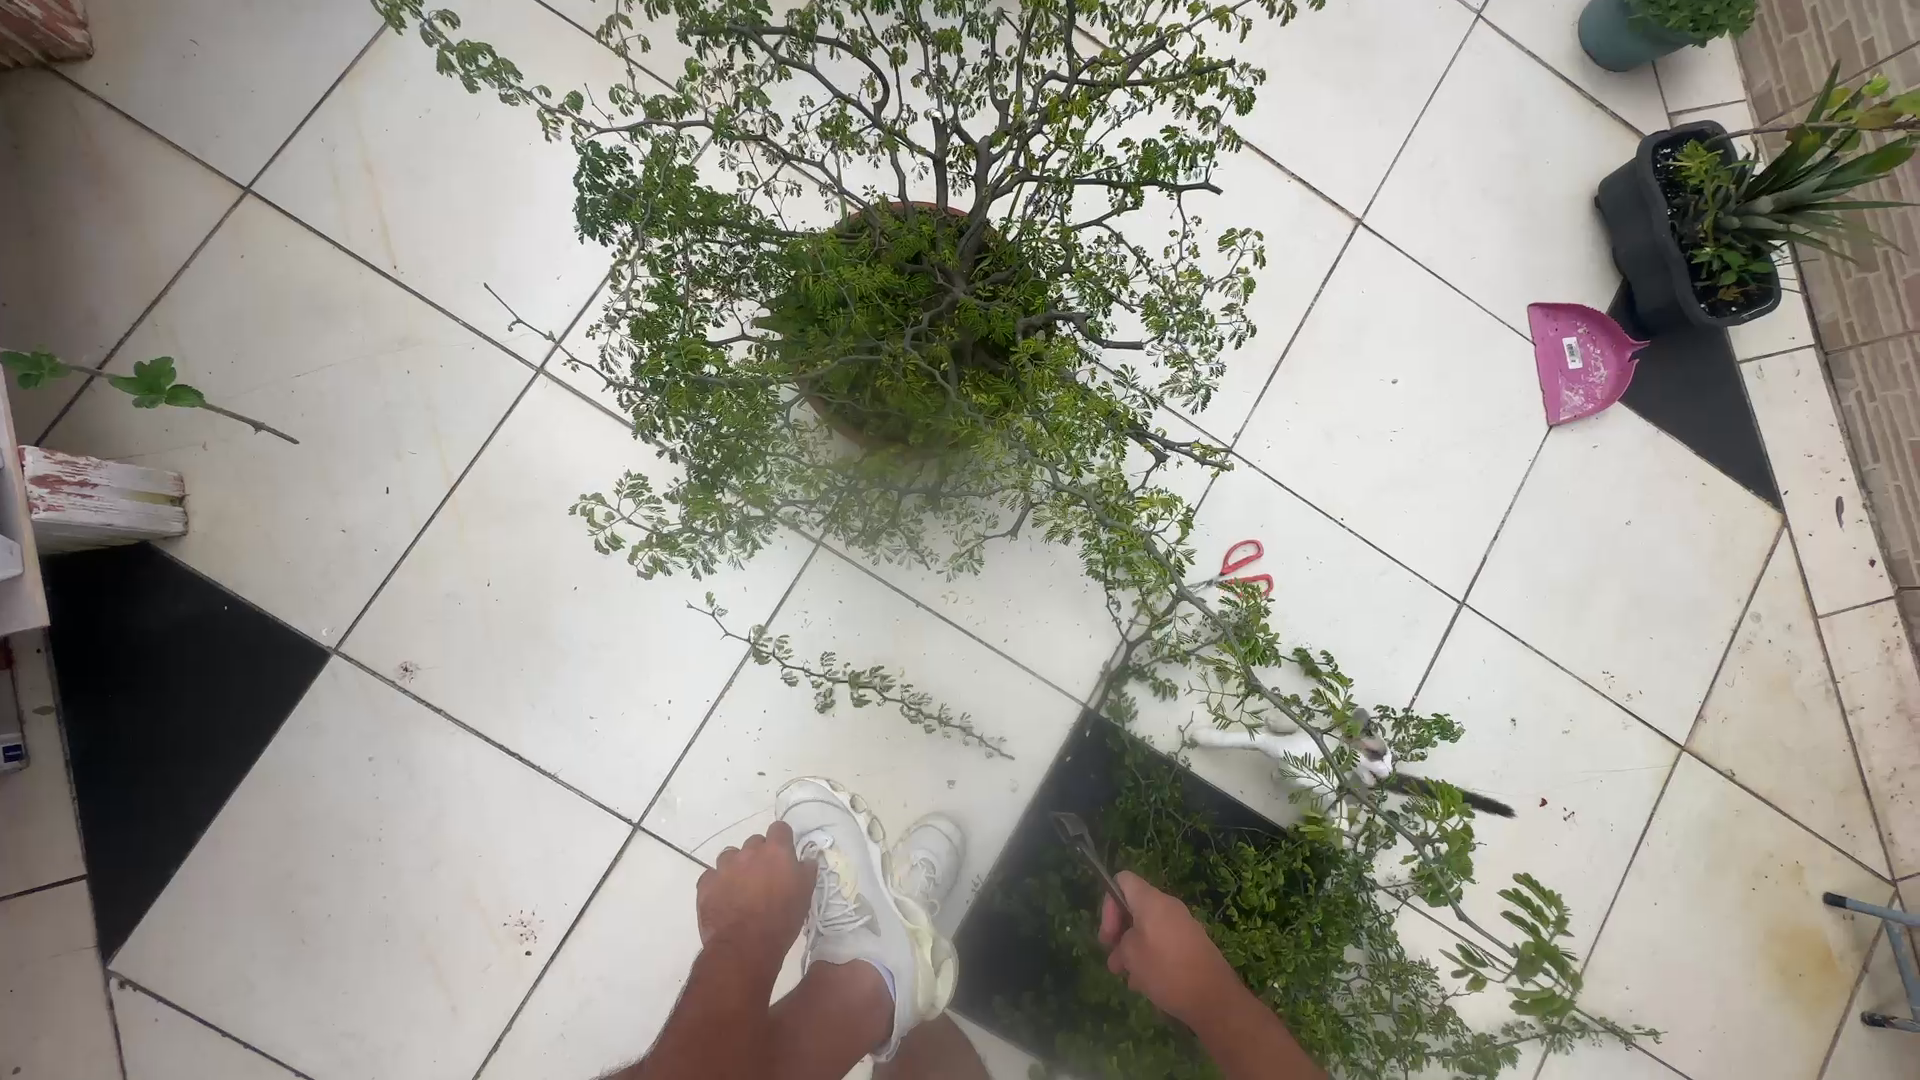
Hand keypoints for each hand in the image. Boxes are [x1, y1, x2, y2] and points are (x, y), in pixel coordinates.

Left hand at [696, 820, 816, 966]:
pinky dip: (717, 883)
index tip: (784, 855)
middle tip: (763, 877)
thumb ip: (806, 870)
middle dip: (759, 855)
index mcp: (776, 851)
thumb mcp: (805, 894)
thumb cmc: (782, 921)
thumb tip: (806, 859)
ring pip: (731, 856)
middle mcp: (749, 852)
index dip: (782, 840)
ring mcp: (725, 866)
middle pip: (754, 842)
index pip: (780, 828)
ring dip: (737, 867)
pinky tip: (723, 899)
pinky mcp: (706, 884)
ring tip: (741, 889)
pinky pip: (711, 876)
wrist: (745, 948)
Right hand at [1099, 870, 1244, 1025]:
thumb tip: (1126, 943)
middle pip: (1135, 908)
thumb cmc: (1167, 970)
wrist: (1215, 998)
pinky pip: (1164, 943)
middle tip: (1113, 960)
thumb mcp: (1131, 955)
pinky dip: (1152, 957)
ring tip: (1127, 977)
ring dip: (1134, 949)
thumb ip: (1121, 941)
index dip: (1108, 903)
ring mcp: (1183, 926)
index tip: (1109, 934)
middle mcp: (1168, 906)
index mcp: (1151, 900)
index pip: (1122, 880)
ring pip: (1148, 929)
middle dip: (1120, 933)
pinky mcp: (1193, 945)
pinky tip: (1146, 984)